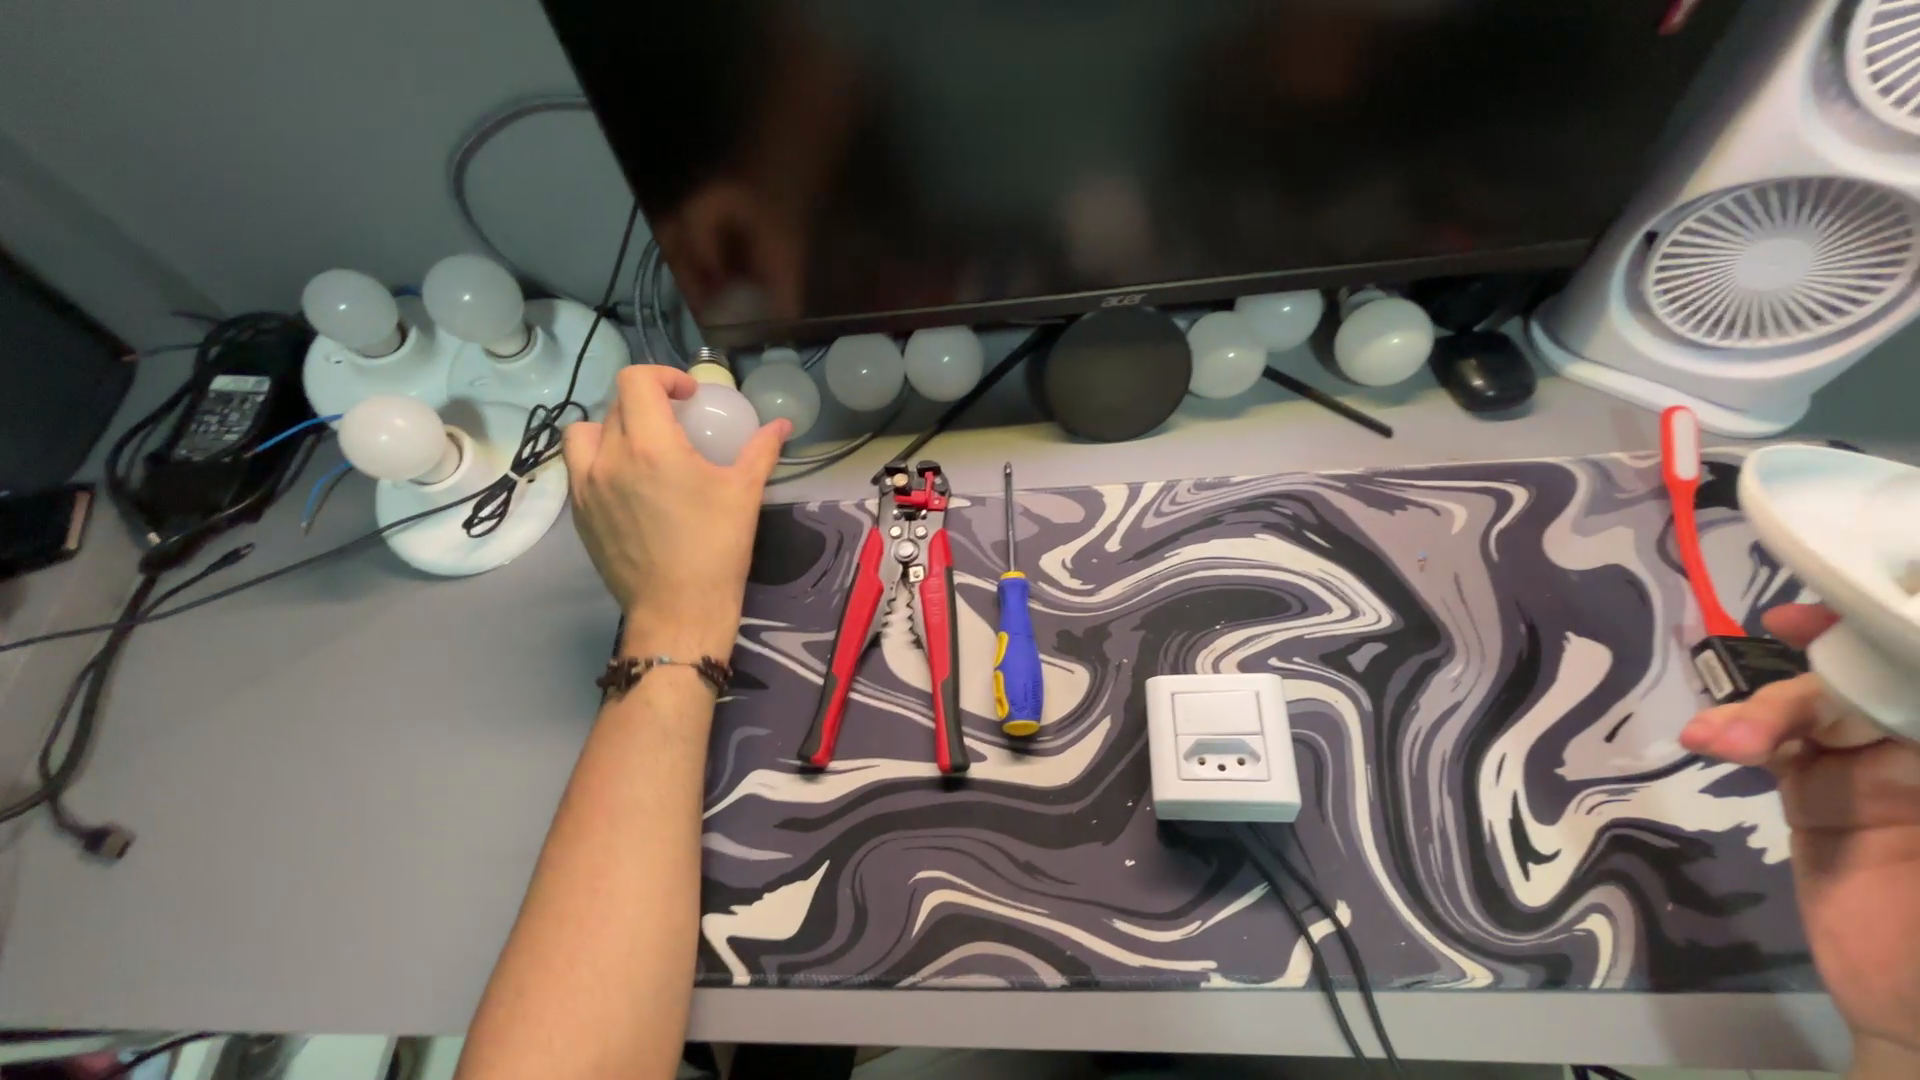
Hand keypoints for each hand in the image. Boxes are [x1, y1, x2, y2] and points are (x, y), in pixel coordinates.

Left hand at [562, 366, 788, 657]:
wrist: (679, 609)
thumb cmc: (717, 548)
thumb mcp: (744, 493)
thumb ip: (761, 450)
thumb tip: (781, 425)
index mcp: (650, 445)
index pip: (636, 381)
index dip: (664, 377)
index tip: (689, 397)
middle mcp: (608, 458)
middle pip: (615, 405)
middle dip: (647, 404)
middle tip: (676, 424)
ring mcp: (585, 488)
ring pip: (584, 435)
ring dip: (612, 429)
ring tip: (640, 450)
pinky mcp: (579, 514)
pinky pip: (579, 470)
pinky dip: (600, 463)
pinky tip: (630, 486)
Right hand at [1681, 605, 1919, 1075]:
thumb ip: (1902, 756)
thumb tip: (1872, 709)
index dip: (1888, 626)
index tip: (1823, 609)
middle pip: (1870, 680)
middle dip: (1822, 664)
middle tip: (1772, 640)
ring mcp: (1878, 772)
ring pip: (1813, 707)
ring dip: (1762, 710)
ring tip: (1717, 740)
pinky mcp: (1818, 795)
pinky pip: (1772, 744)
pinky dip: (1738, 734)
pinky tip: (1708, 742)